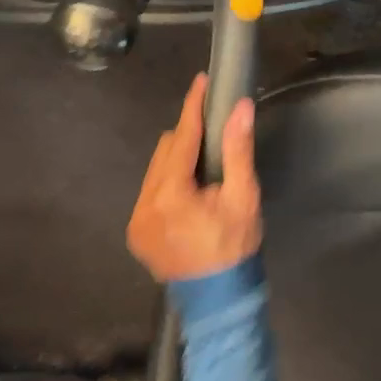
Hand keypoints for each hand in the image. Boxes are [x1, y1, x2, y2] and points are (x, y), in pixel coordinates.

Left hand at [128, 73, 261, 282]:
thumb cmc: (235, 246)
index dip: (192, 108)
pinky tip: (189, 196)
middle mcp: (145, 204)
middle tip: (214, 137)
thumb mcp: (244, 198)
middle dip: (188, 139)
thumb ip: (238, 151)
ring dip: (177, 162)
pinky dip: (168, 184)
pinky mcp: (136, 233)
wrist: (219, 299)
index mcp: (171, 195)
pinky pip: (150, 193)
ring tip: (204, 172)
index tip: (200, 81)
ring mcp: (136, 221)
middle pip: (165, 152)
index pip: (181, 139)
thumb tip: (240, 108)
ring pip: (155, 172)